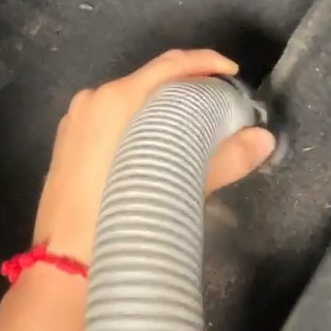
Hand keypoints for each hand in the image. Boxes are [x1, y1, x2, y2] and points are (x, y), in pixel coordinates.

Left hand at [31, 49, 275, 263]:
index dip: (204, 62)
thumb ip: (225, 159)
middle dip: (185, 80)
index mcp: (115, 100)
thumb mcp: (178, 186)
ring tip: (195, 116)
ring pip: (128, 96)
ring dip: (161, 100)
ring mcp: (76, 120)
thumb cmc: (122, 219)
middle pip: (148, 77)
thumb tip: (264, 139)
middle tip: (219, 95)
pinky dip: (138, 117)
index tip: (232, 71)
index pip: (168, 66)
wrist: (66, 269)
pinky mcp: (68, 141)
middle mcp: (92, 100)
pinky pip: (110, 115)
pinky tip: (158, 138)